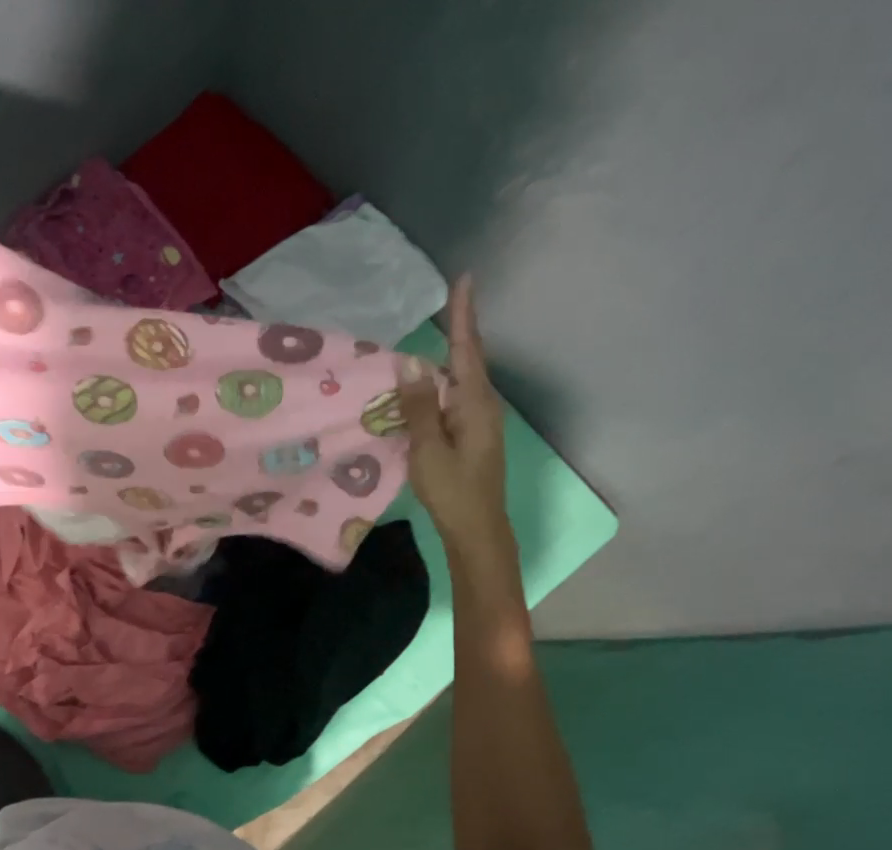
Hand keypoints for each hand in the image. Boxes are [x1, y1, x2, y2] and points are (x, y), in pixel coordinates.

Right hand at [400, 276, 511, 554]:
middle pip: (467, 359)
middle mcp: (482, 405)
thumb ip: (419, 406)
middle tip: (450, 298)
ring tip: (431, 335)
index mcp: (474, 404)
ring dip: (445, 357)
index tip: (466, 279)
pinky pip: (453, 397)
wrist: (477, 530)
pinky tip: (421, 386)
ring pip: (459, 379)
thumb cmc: (452, 491)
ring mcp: (478, 420)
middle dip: (458, 329)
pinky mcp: (470, 434)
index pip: (467, 349)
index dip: (464, 315)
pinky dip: (439, 383)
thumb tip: (409, 362)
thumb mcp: (428, 448)